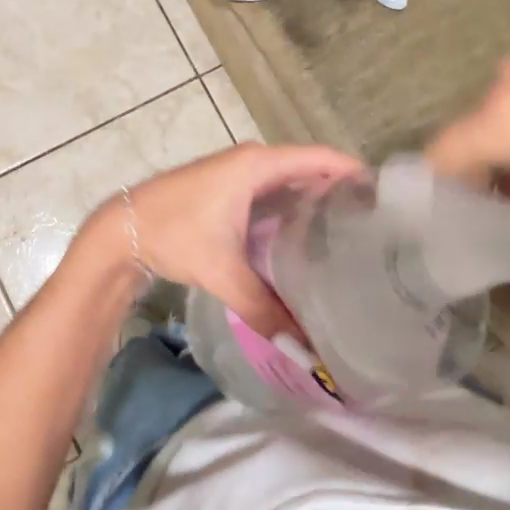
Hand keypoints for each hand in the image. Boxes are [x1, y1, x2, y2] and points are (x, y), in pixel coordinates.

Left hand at [80, 143, 364, 339]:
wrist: (121, 230)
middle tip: (379, 224)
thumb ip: (264, 308)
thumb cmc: (174, 235)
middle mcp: (253, 160)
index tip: (388, 197)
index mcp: (257, 164)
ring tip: (354, 233)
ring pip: (292, 180)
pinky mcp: (230, 188)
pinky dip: (295, 207)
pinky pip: (275, 191)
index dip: (355, 172)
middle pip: (311, 168)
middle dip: (342, 191)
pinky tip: (309, 238)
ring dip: (319, 199)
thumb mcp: (222, 271)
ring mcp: (240, 172)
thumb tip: (306, 351)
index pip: (321, 158)